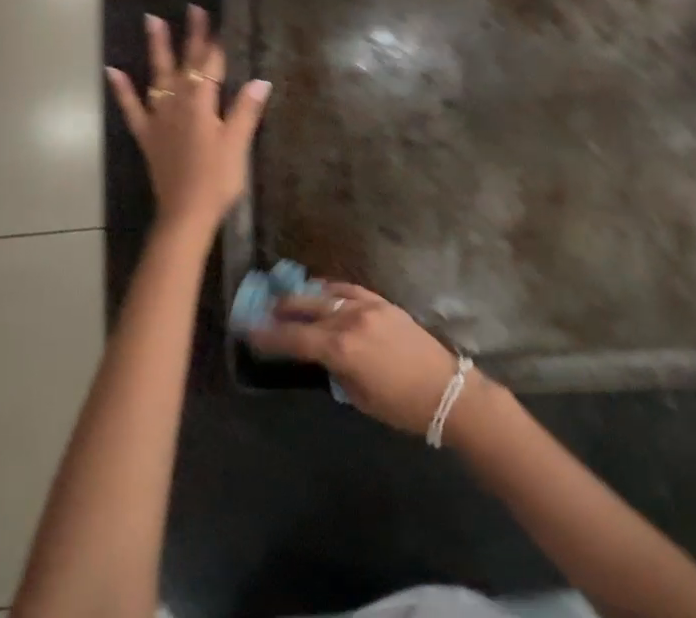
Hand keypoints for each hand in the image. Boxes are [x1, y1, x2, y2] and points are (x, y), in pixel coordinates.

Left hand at [107, 6, 271, 231]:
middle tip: (191, 8)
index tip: (215, 17)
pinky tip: (113, 70)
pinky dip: (122, 89)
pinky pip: (132, 108)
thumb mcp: (237, 146)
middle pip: (185, 64)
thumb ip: (246, 111)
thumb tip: (261, 80)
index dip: (214, 42)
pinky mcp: (147, 136)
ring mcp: (159, 119)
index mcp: (202, 105)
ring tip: (152, 21)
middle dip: (190, 36)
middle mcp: (178, 105)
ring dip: (156, 49)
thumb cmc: (216, 181)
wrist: (185, 213)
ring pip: (157, 77)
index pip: (210, 66)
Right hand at [247, 283, 471, 434]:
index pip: (294, 338)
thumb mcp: (357, 395)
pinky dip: (332, 288)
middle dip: (280, 310)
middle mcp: (350, 320)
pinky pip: (351, 289)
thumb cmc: (400, 406)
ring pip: (326, 294)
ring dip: (303, 297)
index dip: (268, 336)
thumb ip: (335, 370)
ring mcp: (369, 307)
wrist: (447, 391)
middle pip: (305, 308)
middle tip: (262, 312)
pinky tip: (322, 291)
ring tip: (286, 300)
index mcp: (340, 348)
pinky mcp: (384, 303)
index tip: (248, 331)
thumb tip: (322, 356)